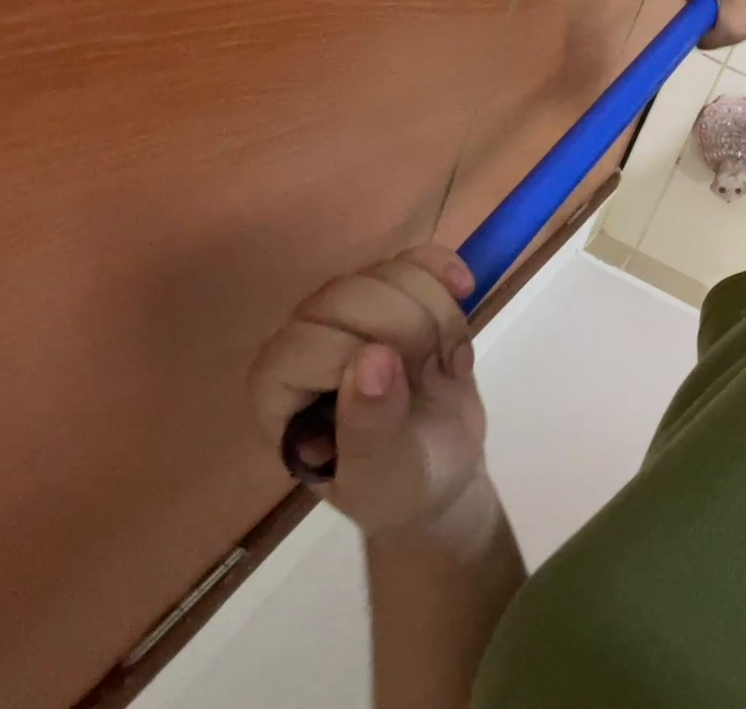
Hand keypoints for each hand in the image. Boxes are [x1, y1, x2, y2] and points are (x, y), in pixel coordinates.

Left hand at [248, 245, 487, 541]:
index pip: (309, 341)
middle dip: (410, 329)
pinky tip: (465, 291)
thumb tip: (373, 359)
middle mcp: (308, 341)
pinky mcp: (398, 298)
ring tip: (446, 357)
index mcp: (281, 387)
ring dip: (437, 310)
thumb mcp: (382, 477)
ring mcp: (355, 315)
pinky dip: (445, 271)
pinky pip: (416, 260)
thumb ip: (370, 427)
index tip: (406, 386)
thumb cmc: (398, 486)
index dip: (363, 353)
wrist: (440, 472)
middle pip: (350, 295)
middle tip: (434, 372)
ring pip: (389, 273)